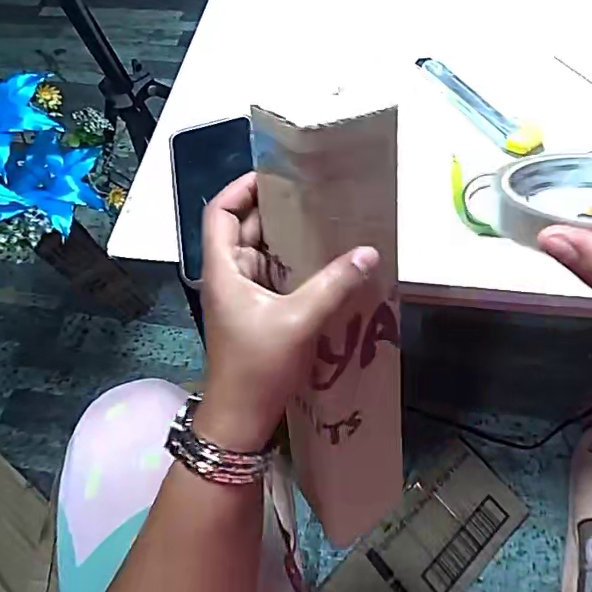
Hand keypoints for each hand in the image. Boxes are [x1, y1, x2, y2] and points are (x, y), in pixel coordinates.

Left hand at [197, 172, 377, 450]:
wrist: (242, 418)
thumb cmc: (257, 366)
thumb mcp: (298, 321)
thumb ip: (334, 284)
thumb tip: (369, 252)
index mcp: (224, 269)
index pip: (221, 213)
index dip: (241, 188)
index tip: (276, 173)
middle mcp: (231, 274)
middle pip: (246, 226)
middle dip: (277, 206)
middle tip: (316, 190)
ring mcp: (246, 292)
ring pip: (265, 249)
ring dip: (289, 233)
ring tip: (326, 214)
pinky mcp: (261, 308)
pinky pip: (278, 271)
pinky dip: (297, 258)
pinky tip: (327, 255)